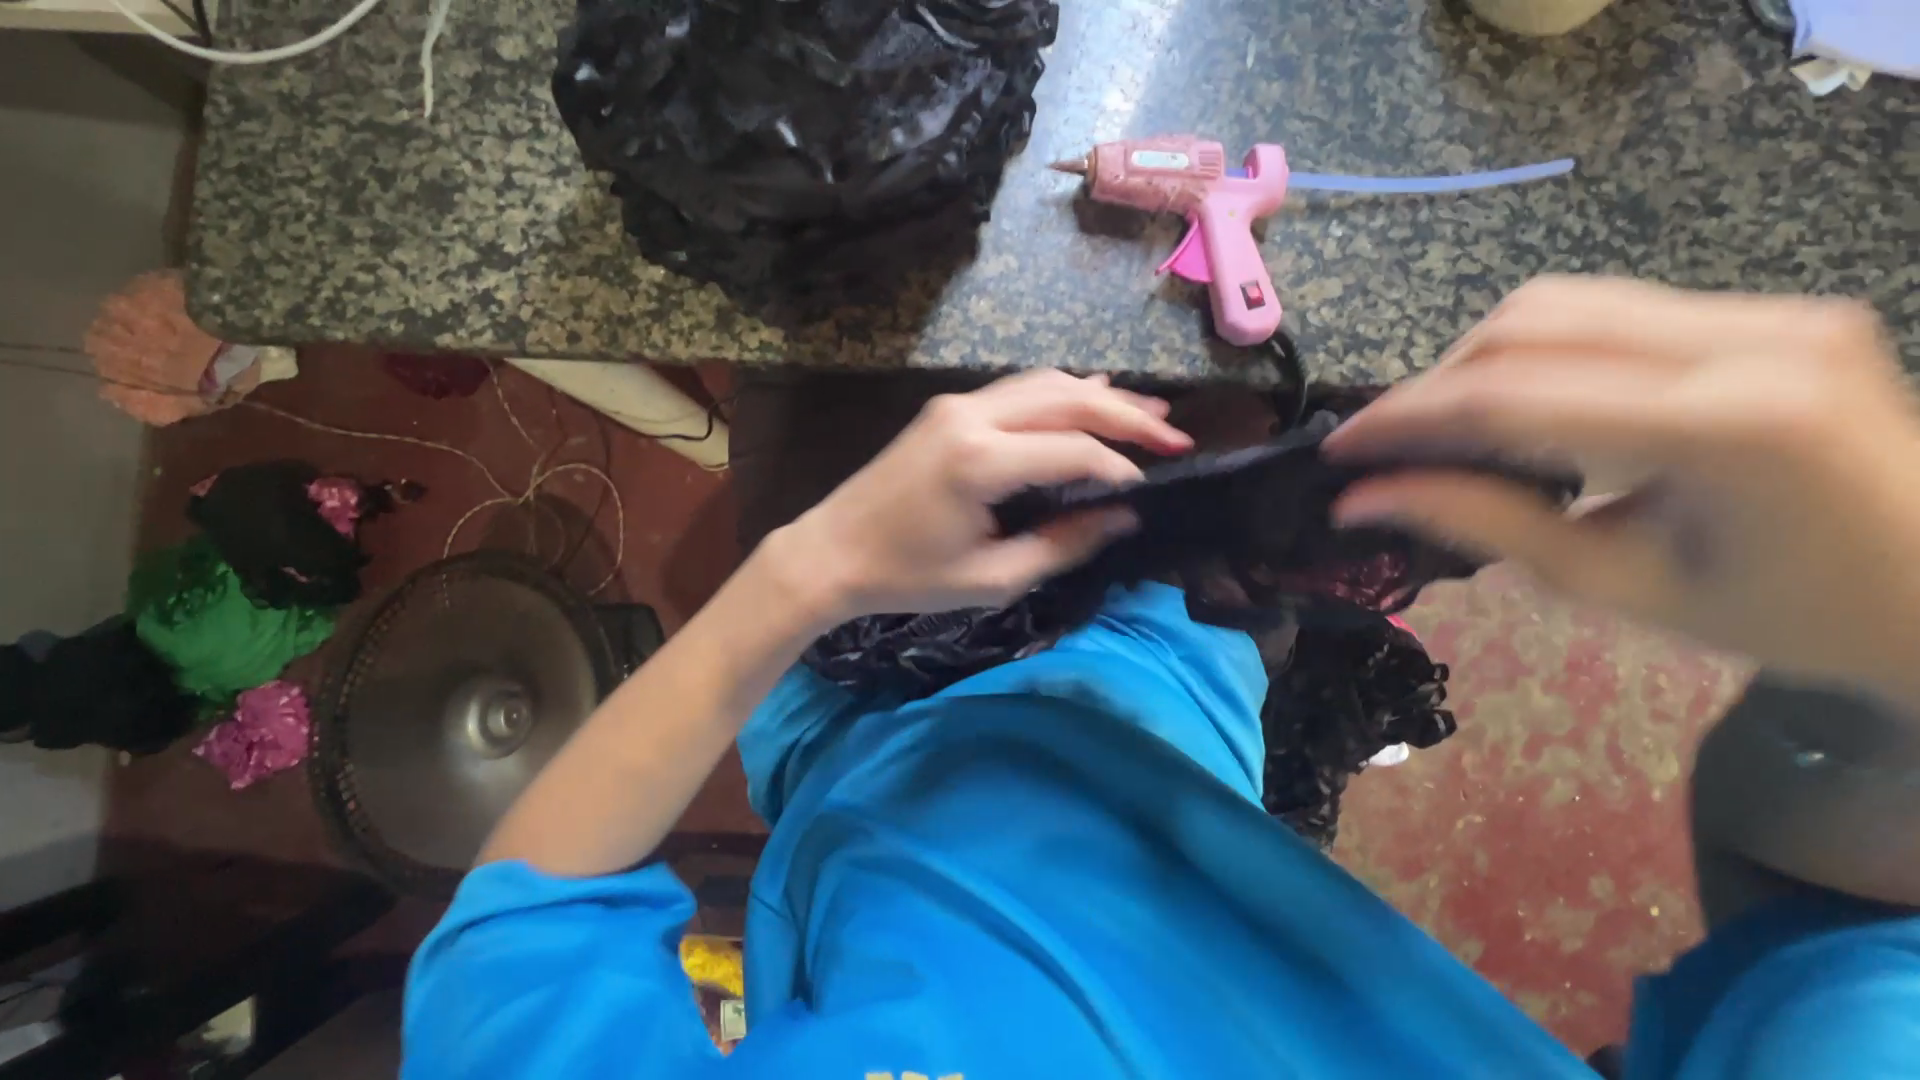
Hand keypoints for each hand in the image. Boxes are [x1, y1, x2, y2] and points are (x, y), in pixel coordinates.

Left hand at [771, 370, 1191, 618]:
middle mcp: (972, 417)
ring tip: (1149, 412)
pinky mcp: (948, 409)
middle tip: (1175, 434)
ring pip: (1045, 385)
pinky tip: (1092, 393)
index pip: (1074, 450)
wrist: (832, 551)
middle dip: (1126, 415)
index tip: (1149, 487)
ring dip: (1099, 395)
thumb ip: (1062, 544)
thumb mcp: (992, 578)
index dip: (1120, 467)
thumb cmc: (908, 576)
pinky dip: (1060, 394)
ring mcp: (957, 405)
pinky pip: (1017, 391)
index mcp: (981, 462)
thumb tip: (1123, 516)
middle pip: (1068, 399)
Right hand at [1325, 276, 1919, 696]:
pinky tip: (1516, 403)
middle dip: (1432, 384)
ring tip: (1443, 425)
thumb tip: (1360, 499)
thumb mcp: (1612, 584)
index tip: (1336, 450)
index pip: (1513, 396)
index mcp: (1727, 426)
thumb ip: (1481, 523)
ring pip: (1559, 301)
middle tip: (1385, 446)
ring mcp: (1768, 310)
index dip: (1404, 419)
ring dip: (1476, 359)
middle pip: (1529, 324)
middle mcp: (1752, 339)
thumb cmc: (1787, 617)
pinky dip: (1531, 351)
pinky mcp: (1766, 309)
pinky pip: (1605, 310)